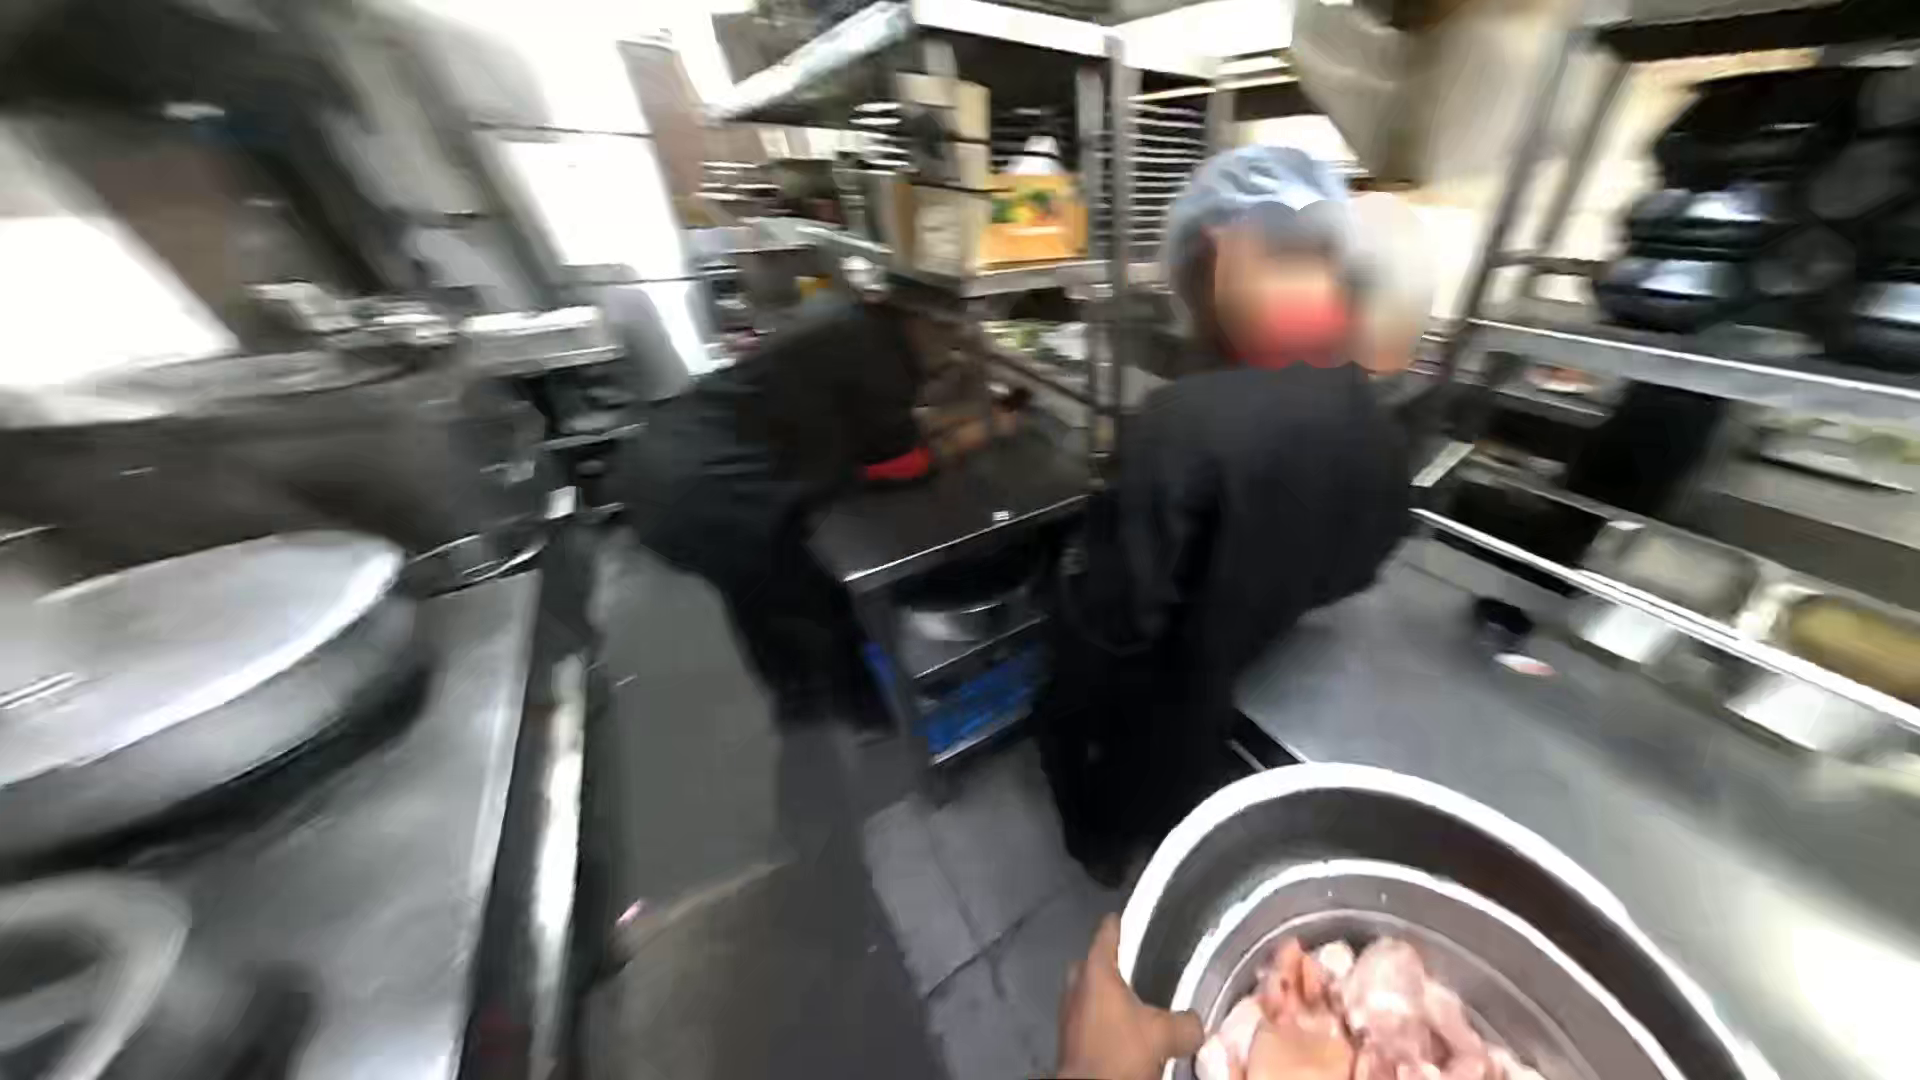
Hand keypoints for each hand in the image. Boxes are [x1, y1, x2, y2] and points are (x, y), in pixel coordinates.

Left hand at [1056, 915, 1204, 1079]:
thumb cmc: (1119, 1054)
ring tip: (1141, 1009)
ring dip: (1113, 997)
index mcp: (1095, 966)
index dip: (1125, 922)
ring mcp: (1068, 1005)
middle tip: (1149, 976)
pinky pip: (1089, 1013)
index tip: (1141, 922)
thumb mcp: (1162, 1036)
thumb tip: (1196, 1021)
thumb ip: (1185, 1023)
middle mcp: (1077, 978)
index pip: (1109, 928)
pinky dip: (1105, 1019)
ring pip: (1094, 989)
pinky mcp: (1068, 1032)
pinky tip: (1125, 1034)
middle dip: (1122, 968)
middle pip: (1101, 960)